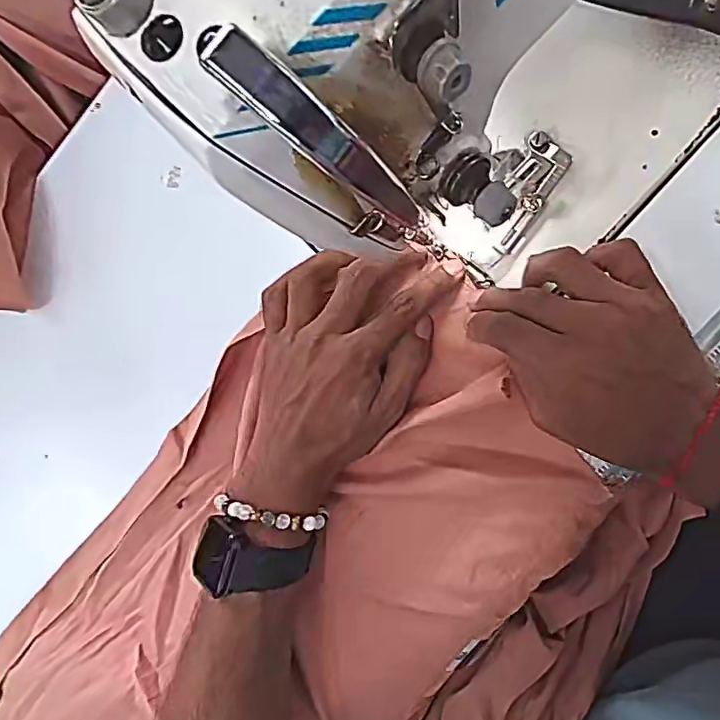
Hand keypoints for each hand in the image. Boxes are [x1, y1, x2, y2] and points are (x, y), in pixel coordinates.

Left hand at [231, 251, 459, 529]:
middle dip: (391, 260)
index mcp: (354, 357)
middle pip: (359, 278)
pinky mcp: (274, 339)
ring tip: (359, 259)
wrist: (289, 461)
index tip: (445, 272)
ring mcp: (294, 335)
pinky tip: (311, 276)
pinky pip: (275, 294)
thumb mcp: (387, 412)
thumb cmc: (336, 441)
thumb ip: (407, 366)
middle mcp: (322, 338)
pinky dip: (294, 276)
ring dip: (339, 258)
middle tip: (409, 258)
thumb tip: (421, 327)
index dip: (429, 285)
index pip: (401, 308)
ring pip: (310, 275)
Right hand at [467, 240, 719, 476]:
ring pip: (563, 264)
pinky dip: (596, 255)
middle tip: (492, 304)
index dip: (481, 324)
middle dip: (498, 300)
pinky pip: (620, 254)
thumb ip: (527, 384)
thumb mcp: (558, 422)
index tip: (479, 325)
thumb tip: (508, 355)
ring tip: (533, 282)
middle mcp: (588, 329)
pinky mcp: (650, 297)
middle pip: (525, 296)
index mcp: (561, 365)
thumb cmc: (627, 433)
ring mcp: (622, 307)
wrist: (685, 430)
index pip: (504, 327)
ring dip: (536, 270)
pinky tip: (586, 271)